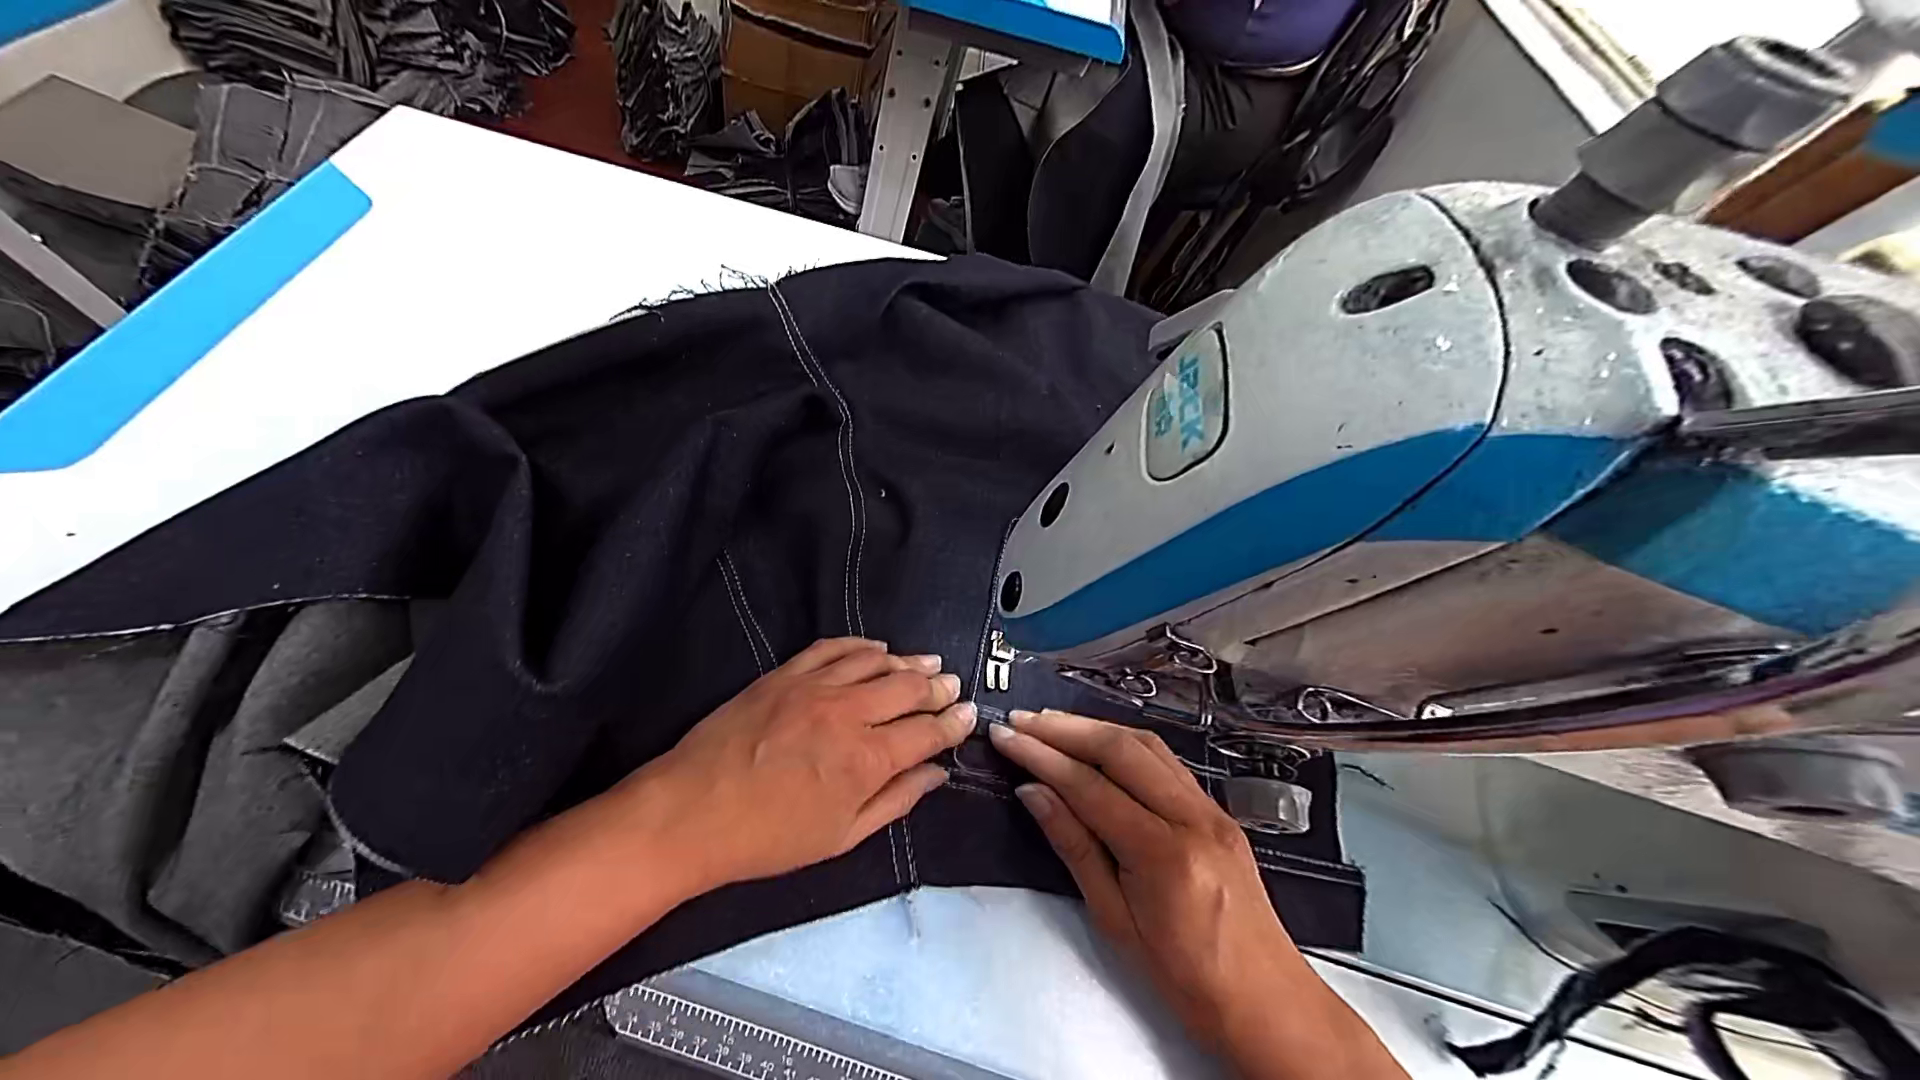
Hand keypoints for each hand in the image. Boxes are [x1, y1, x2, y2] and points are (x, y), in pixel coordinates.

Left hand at [627, 638, 973, 891]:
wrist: (690, 812)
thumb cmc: (769, 838)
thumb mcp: (841, 837)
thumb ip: (895, 801)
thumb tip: (936, 774)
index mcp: (867, 759)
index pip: (928, 731)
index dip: (954, 722)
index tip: (968, 714)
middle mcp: (849, 713)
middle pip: (909, 688)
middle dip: (939, 687)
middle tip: (952, 686)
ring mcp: (816, 687)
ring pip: (877, 662)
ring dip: (908, 662)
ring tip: (928, 664)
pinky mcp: (786, 674)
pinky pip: (834, 648)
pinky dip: (862, 646)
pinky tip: (877, 649)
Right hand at [990, 709, 1406, 1079]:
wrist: (1268, 1003)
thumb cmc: (1187, 980)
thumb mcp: (1116, 922)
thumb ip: (1075, 848)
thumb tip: (1033, 793)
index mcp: (1164, 854)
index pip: (1089, 786)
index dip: (1040, 757)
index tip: (1006, 737)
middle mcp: (1192, 817)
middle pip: (1119, 749)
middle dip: (1063, 728)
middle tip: (1020, 719)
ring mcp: (1211, 808)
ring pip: (1145, 744)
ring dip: (1093, 727)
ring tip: (1049, 722)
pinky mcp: (1218, 810)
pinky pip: (1166, 760)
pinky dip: (1124, 741)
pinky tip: (1099, 740)